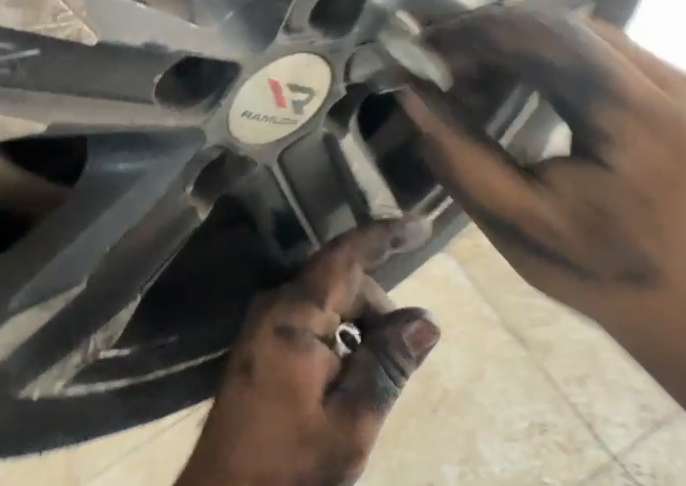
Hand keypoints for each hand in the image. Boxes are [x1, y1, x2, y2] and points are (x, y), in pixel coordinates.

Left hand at [176, 221, 440, 485]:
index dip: (385, 235)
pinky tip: (354, 373)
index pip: (345, 255)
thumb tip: (426, 321)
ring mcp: (262, 325)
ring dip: (361, 323)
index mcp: (292, 314)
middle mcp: (273, 306)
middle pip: (339, 280)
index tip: (422, 224)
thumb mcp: (351, 422)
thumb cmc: (290, 464)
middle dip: (379, 304)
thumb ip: (387, 365)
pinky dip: (340, 335)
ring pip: (326, 302)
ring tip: (381, 372)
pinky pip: (310, 321)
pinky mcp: (260, 346)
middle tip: (408, 352)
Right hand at [399, 10, 685, 346]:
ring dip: (522, 45)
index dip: (481, 33)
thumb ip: (460, 156)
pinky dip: (553, 58)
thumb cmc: (597, 270)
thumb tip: (411, 94)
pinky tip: (519, 80)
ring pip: (585, 35)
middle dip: (494, 37)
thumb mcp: (516, 223)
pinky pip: (606, 53)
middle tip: (441, 60)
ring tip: (472, 73)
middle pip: (567, 30)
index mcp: (643, 122)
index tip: (426, 45)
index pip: (551, 40)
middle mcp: (680, 89)